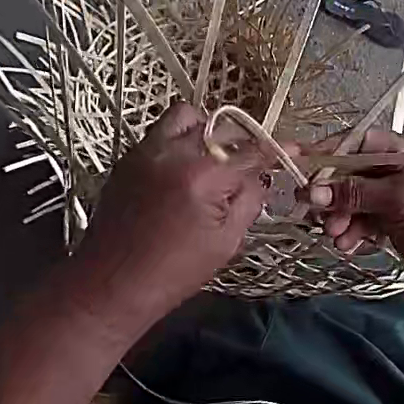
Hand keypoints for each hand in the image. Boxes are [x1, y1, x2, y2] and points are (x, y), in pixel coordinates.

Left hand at [68, 102, 267, 318]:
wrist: (110, 286)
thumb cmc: (173, 272)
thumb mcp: (227, 241)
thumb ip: (250, 200)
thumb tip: (260, 177)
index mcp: (204, 176)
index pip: (252, 151)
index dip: (276, 150)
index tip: (292, 149)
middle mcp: (175, 153)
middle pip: (223, 129)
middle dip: (242, 144)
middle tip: (248, 166)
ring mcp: (147, 151)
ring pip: (188, 117)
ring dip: (208, 131)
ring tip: (212, 159)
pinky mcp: (129, 158)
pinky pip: (162, 132)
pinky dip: (180, 140)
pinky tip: (184, 170)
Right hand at [297, 129, 403, 286]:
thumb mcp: (397, 200)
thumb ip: (355, 193)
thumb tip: (311, 190)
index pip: (359, 142)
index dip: (328, 150)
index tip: (298, 162)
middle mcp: (396, 169)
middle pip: (351, 173)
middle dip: (331, 192)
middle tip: (309, 208)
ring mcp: (392, 196)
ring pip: (352, 199)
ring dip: (339, 216)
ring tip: (333, 233)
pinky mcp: (389, 220)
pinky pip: (361, 219)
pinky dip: (350, 230)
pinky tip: (346, 244)